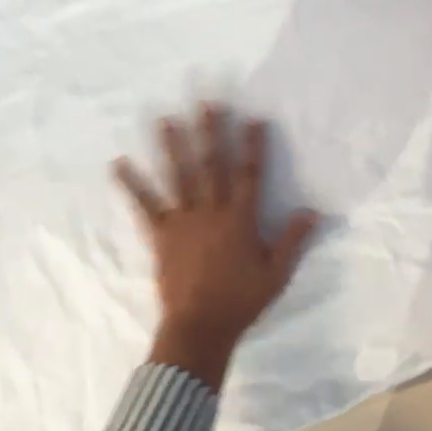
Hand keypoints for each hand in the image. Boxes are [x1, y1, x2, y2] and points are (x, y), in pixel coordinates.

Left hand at [116, 107, 320, 388]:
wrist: (200, 327)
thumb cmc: (241, 301)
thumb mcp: (276, 273)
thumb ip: (292, 239)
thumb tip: (312, 211)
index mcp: (240, 218)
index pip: (250, 174)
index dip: (253, 145)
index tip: (254, 118)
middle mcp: (212, 211)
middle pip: (212, 165)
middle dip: (211, 132)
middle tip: (207, 103)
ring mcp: (183, 221)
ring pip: (178, 176)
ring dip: (172, 146)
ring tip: (166, 119)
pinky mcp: (161, 235)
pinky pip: (145, 205)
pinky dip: (131, 184)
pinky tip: (119, 164)